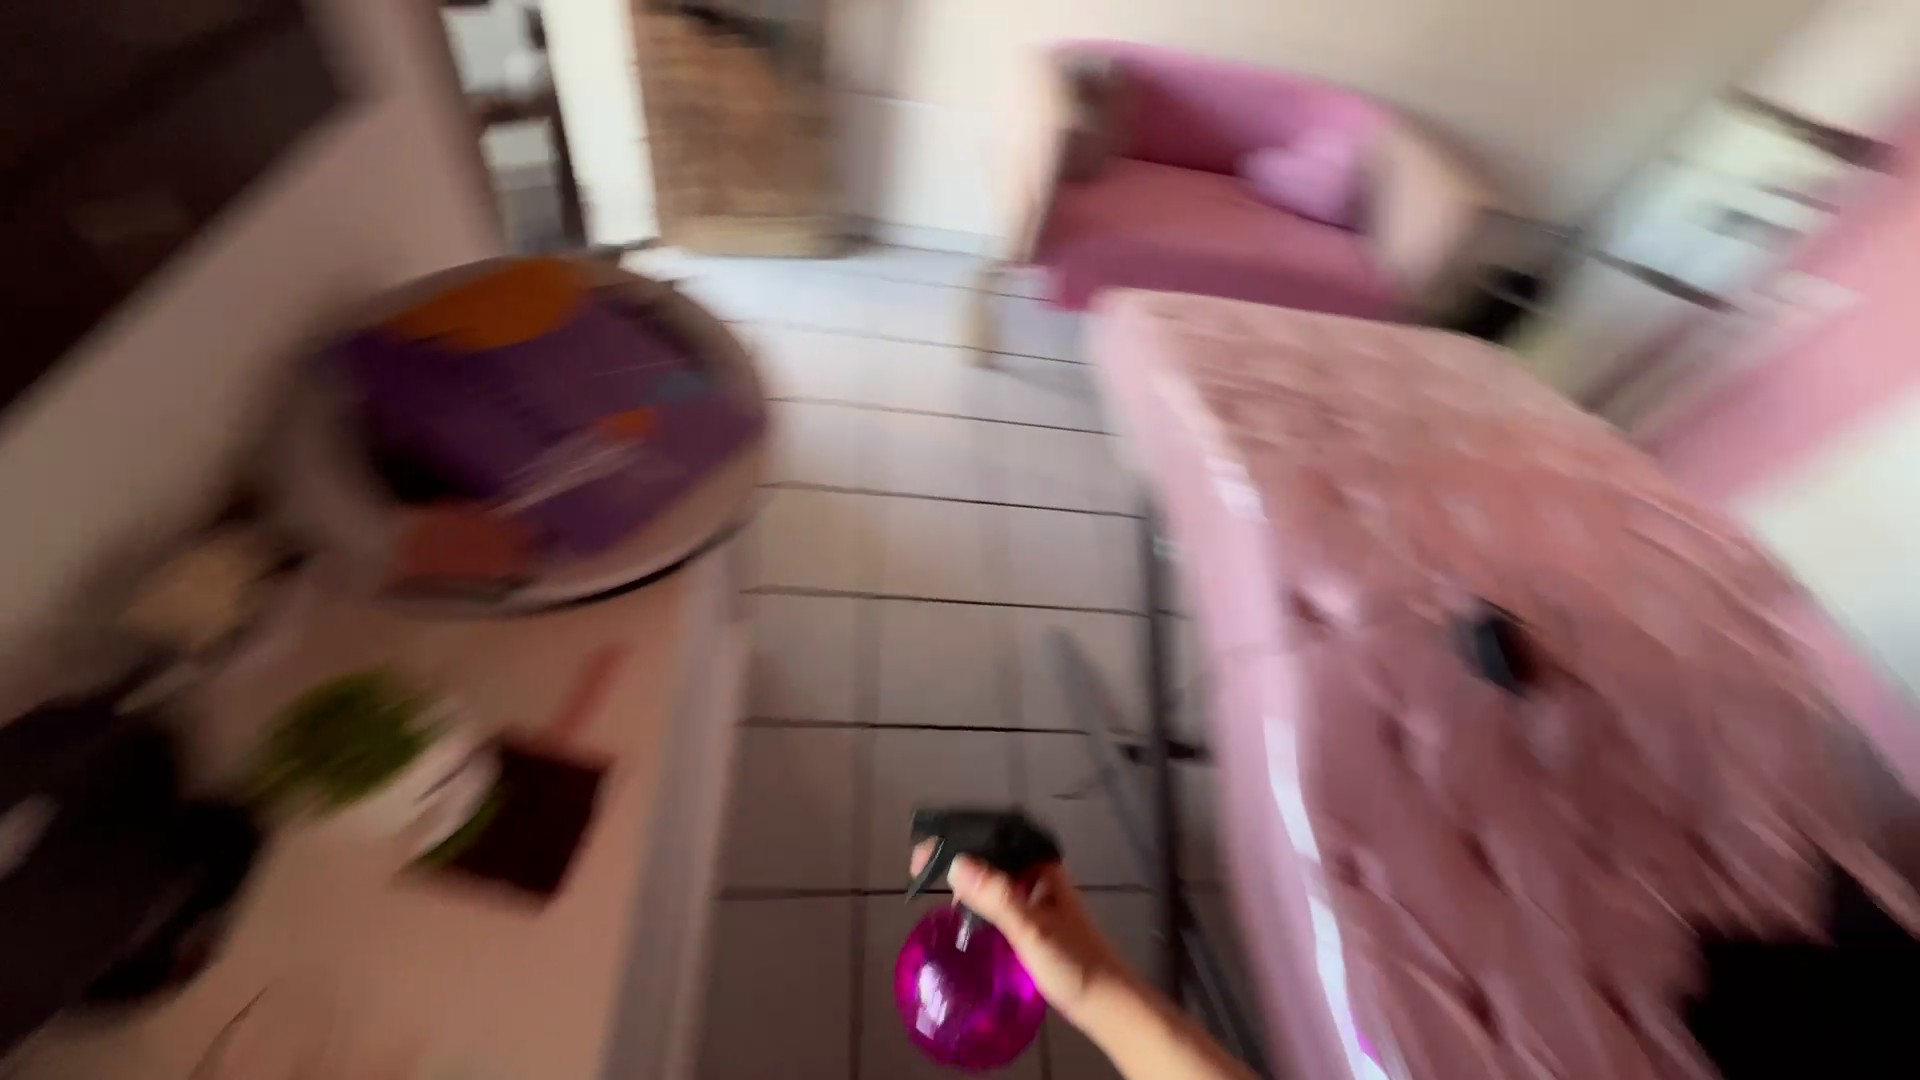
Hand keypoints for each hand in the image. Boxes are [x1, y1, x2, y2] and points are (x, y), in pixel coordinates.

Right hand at [911, 842, 1138, 1028]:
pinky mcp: (1032, 914)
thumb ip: (996, 896)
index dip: (956, 839)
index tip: (923, 851)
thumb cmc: (1073, 962)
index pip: (991, 837)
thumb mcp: (1030, 929)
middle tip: (921, 869)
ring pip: (993, 874)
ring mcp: (1035, 892)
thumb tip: (956, 863)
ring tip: (939, 889)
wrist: (1106, 1002)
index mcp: (1039, 864)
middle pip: (990, 852)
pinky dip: (978, 898)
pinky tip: (966, 913)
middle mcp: (1037, 871)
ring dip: (966, 878)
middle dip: (956, 856)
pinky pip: (998, 894)